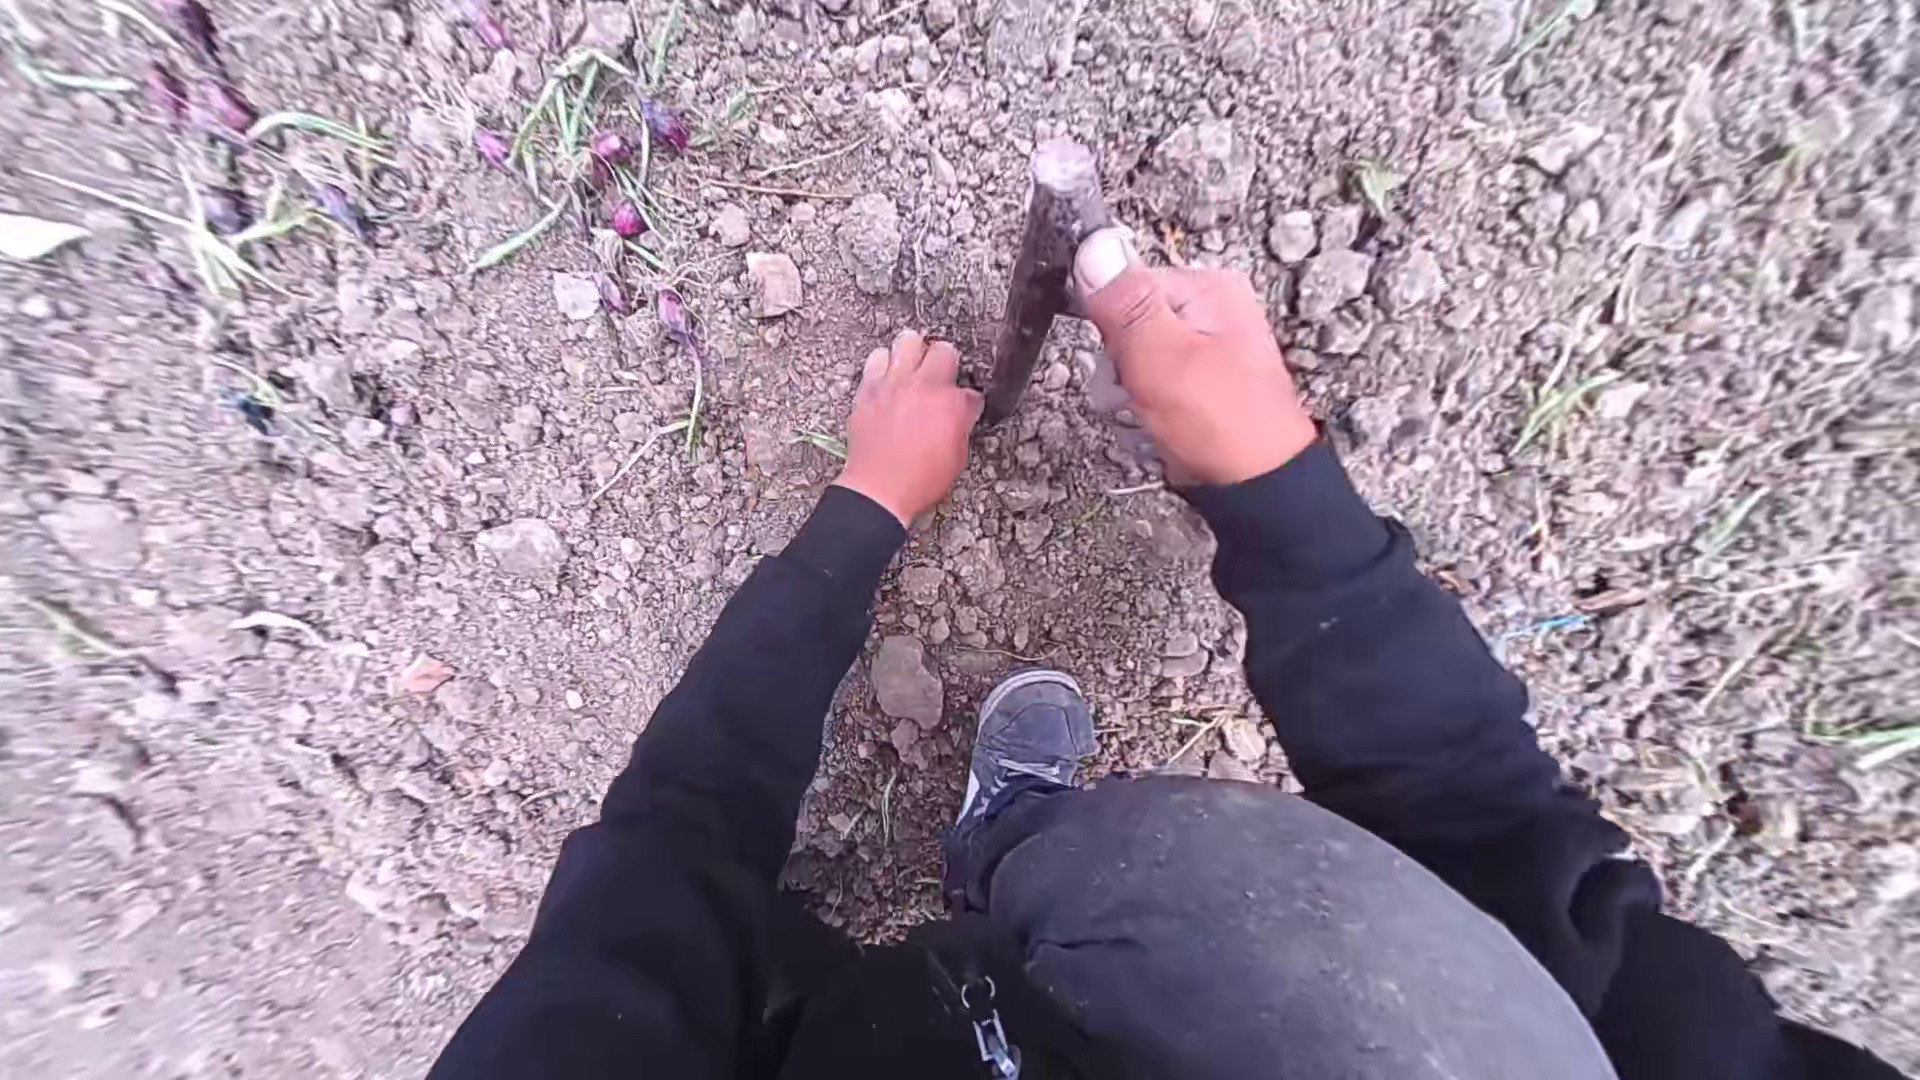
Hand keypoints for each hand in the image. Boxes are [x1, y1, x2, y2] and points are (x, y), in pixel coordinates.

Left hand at [833, 330, 983, 525]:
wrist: (879, 488)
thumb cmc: (918, 480)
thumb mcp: (956, 459)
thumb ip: (961, 427)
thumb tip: (962, 414)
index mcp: (952, 405)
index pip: (970, 390)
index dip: (968, 399)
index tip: (962, 406)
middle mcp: (925, 387)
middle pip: (942, 350)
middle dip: (945, 360)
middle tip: (939, 374)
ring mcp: (894, 384)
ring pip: (907, 340)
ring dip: (913, 352)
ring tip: (911, 367)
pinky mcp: (869, 389)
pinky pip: (877, 358)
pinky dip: (884, 364)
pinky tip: (888, 378)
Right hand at [1073, 227, 1315, 485]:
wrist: (1251, 481)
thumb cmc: (1215, 419)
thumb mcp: (1160, 355)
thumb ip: (1125, 304)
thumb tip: (1092, 247)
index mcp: (1206, 289)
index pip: (1126, 285)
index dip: (1110, 327)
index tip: (1120, 357)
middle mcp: (1205, 312)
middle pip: (1125, 325)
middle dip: (1117, 365)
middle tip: (1137, 389)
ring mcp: (1200, 349)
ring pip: (1129, 359)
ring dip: (1124, 391)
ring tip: (1146, 411)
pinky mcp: (1191, 383)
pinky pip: (1144, 383)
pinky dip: (1139, 405)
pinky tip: (1152, 421)